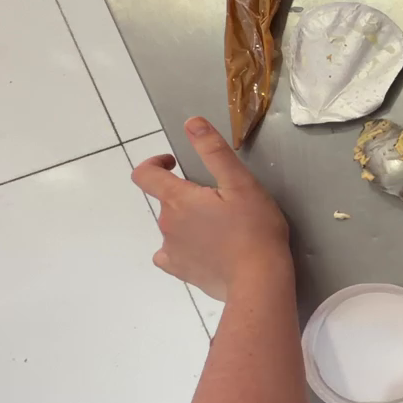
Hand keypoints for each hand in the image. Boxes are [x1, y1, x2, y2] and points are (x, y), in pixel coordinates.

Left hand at [131, 117, 290, 300]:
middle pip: (166, 202)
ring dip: (190, 223)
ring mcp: (170, 248)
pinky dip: (184, 249)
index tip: (175, 165)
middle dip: (188, 198)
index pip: (145, 175)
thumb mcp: (243, 185)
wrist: (257, 279)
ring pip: (173, 228)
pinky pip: (172, 255)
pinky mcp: (180, 270)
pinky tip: (206, 252)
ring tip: (222, 230)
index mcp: (178, 199)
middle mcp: (166, 222)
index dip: (155, 165)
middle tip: (223, 204)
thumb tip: (191, 123)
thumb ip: (215, 153)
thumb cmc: (255, 229)